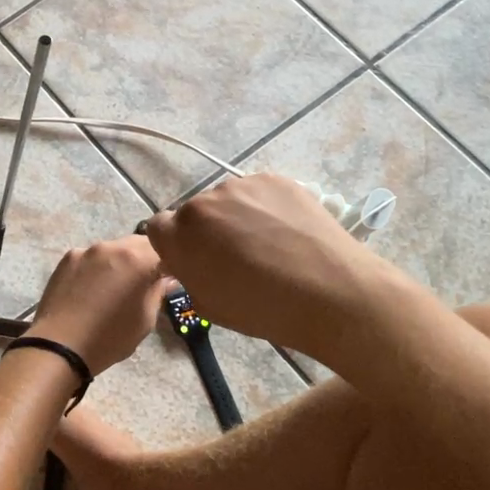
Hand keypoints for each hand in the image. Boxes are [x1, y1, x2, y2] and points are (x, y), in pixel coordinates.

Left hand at [24, 236, 170, 373]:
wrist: (59, 345)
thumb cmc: (110, 338)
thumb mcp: (145, 320)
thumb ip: (157, 292)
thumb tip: (166, 279)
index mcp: (137, 260)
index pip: (163, 250)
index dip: (169, 263)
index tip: (167, 279)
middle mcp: (111, 247)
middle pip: (137, 244)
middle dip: (143, 259)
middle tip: (141, 283)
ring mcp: (85, 250)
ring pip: (111, 250)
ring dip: (118, 263)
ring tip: (112, 288)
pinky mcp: (66, 259)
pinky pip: (89, 258)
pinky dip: (96, 268)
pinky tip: (90, 289)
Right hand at [141, 174, 406, 359]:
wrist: (331, 293)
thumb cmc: (262, 310)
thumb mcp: (207, 305)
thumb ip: (188, 274)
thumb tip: (192, 261)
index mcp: (177, 236)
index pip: (158, 227)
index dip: (175, 244)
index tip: (195, 260)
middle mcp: (201, 204)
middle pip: (193, 213)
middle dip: (207, 230)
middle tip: (235, 256)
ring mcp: (240, 187)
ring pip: (227, 201)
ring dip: (236, 217)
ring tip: (267, 243)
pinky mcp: (274, 179)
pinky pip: (257, 193)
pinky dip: (265, 208)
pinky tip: (286, 231)